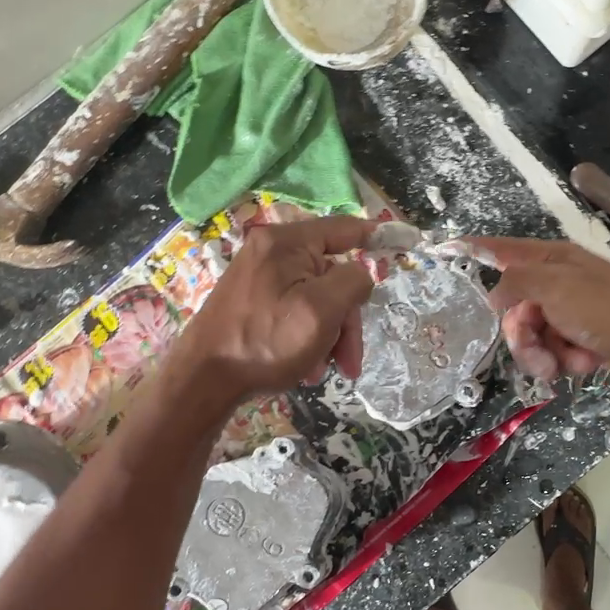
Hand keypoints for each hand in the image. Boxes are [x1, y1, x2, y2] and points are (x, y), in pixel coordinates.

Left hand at [175, 216, 374, 401]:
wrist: (204, 380)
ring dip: (328, 337)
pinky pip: (294, 312)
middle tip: (349, 362)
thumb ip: (352, 282)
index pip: (344, 229)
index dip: (376, 237)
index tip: (406, 241)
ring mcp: (258, 278)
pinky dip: (306, 339)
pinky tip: (304, 368)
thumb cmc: (265, 342)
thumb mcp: (321, 310)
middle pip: (332, 276)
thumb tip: (361, 275)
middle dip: (346, 321)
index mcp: (286, 242)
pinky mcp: (251, 302)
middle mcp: (270, 252)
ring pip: (316, 300)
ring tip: (322, 370)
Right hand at [475, 237, 609, 381]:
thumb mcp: (556, 286)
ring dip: (542, 355)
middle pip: (511, 309)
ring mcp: (566, 314)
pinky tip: (584, 363)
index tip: (445, 247)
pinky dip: (563, 362)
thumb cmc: (607, 307)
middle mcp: (555, 283)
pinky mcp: (576, 340)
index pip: (503, 250)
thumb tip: (493, 296)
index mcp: (549, 260)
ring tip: (563, 362)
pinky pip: (550, 354)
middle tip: (535, 342)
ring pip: (528, 338)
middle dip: (520, 334)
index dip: (475, 249)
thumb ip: (516, 283)